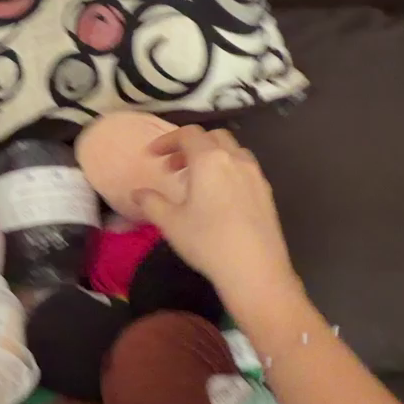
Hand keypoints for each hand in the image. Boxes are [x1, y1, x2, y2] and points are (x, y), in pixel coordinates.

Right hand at [133, 125, 307, 315]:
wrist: (254, 269)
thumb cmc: (207, 241)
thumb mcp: (170, 223)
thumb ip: (152, 203)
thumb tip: (137, 193)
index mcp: (209, 161)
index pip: (188, 134)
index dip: (167, 140)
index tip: (152, 156)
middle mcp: (235, 160)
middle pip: (212, 137)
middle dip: (189, 146)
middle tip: (172, 168)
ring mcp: (255, 175)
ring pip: (231, 151)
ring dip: (209, 157)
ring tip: (194, 181)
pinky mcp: (266, 192)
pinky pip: (243, 168)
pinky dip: (225, 170)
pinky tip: (217, 197)